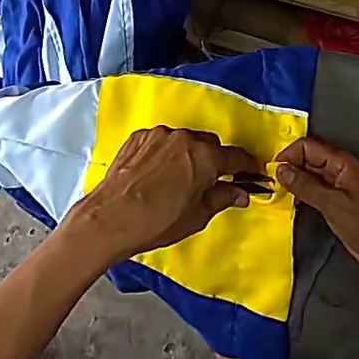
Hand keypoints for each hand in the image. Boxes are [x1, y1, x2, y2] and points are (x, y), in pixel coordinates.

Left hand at [68, 127, 261, 261]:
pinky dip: (165, 153)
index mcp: (205, 157)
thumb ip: (223, 198)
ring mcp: (159, 136)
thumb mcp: (197, 216)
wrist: (106, 221)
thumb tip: (241, 193)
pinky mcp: (138, 138)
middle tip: (210, 182)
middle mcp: (185, 139)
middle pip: (211, 145)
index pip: (237, 157)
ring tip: (178, 179)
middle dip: (214, 161)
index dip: (247, 166)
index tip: (252, 173)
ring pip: (185, 141)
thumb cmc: (155, 222)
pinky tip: (157, 173)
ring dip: (188, 155)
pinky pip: (162, 142)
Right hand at [277, 137, 358, 287]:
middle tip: (269, 183)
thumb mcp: (333, 205)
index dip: (289, 155)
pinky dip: (301, 193)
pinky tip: (291, 203)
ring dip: (294, 181)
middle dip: (289, 167)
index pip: (309, 147)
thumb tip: (282, 170)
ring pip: (310, 175)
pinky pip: (314, 190)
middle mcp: (340, 171)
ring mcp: (339, 187)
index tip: (272, 171)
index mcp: (343, 164)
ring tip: (276, 193)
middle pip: (308, 158)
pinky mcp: (337, 203)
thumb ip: (306, 186)